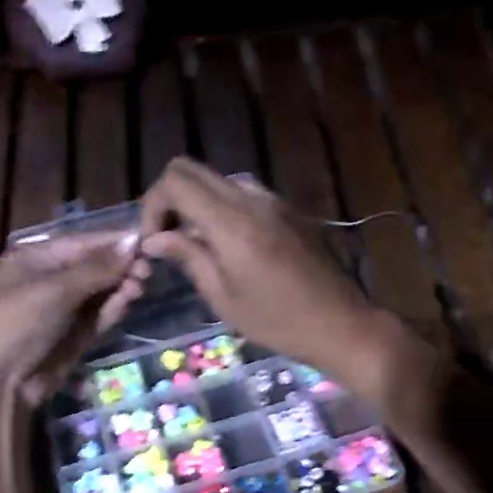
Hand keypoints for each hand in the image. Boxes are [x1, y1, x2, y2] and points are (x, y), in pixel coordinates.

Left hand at [0, 230, 140, 400]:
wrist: (0, 379)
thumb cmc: (19, 322)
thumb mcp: (57, 289)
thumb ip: (98, 268)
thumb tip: (133, 241)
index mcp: (37, 259)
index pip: (83, 244)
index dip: (114, 244)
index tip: (146, 244)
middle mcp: (51, 280)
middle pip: (95, 268)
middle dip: (120, 268)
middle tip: (147, 272)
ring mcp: (64, 310)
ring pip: (100, 293)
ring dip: (120, 289)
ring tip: (139, 288)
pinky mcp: (74, 336)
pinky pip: (98, 317)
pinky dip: (113, 309)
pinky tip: (127, 303)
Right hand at [137, 159, 401, 385]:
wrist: (339, 323)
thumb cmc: (277, 321)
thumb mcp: (224, 297)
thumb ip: (189, 257)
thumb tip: (156, 238)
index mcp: (231, 221)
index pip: (175, 181)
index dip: (152, 206)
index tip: (152, 242)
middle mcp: (251, 198)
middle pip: (192, 169)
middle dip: (169, 199)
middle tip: (166, 239)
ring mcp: (273, 200)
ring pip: (218, 180)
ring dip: (197, 204)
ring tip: (195, 246)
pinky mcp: (287, 210)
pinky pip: (243, 195)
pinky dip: (222, 210)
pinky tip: (226, 246)